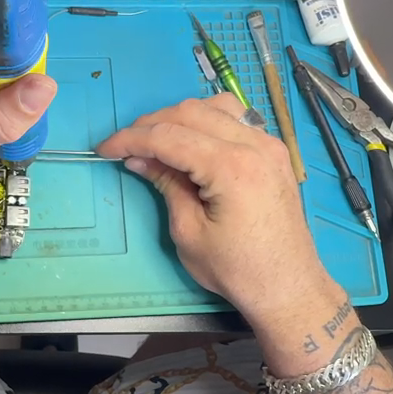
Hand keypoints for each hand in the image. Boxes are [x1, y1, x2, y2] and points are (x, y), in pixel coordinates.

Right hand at [98, 93, 347, 336]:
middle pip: (190, 113)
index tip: (105, 149)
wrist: (287, 286)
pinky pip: (236, 119)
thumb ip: (166, 186)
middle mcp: (253, 145)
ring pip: (215, 107)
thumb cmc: (235, 269)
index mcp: (230, 167)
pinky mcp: (274, 152)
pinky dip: (207, 122)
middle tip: (125, 146)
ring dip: (180, 117)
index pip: (168, 136)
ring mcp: (269, 145)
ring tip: (156, 142)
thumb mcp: (188, 232)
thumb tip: (139, 160)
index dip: (130, 139)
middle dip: (150, 125)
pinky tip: (191, 141)